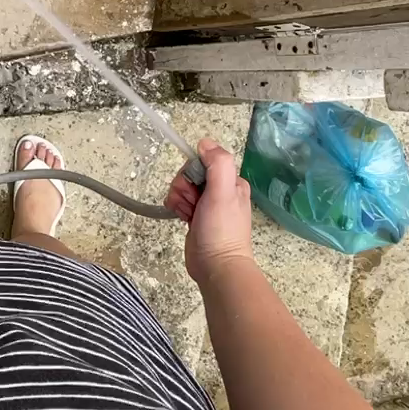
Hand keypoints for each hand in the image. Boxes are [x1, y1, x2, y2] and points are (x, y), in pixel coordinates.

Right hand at [165, 138, 255, 285]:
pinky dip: (177, 206)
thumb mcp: (223, 192)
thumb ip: (218, 164)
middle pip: (191, 174)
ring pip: (183, 187)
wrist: (216, 267)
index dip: (192, 172)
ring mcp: (208, 204)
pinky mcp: (196, 216)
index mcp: (232, 182)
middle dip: (183, 187)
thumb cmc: (221, 229)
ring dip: (179, 198)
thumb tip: (204, 142)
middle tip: (192, 205)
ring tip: (187, 214)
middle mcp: (221, 190)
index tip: (195, 189)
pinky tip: (182, 218)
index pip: (203, 161)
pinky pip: (180, 201)